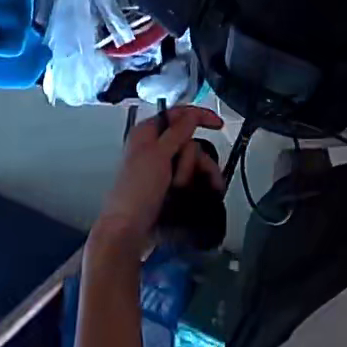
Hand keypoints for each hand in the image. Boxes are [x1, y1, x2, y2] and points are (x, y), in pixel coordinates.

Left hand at [91, 106, 224, 256]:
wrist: (127, 232)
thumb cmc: (138, 190)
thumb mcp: (158, 156)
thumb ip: (177, 132)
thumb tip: (192, 114)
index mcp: (147, 133)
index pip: (177, 114)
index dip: (199, 116)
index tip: (219, 124)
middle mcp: (155, 147)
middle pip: (188, 140)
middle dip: (192, 159)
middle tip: (182, 177)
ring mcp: (162, 167)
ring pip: (192, 159)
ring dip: (192, 173)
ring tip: (184, 190)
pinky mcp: (168, 185)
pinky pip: (190, 175)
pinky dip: (197, 181)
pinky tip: (206, 191)